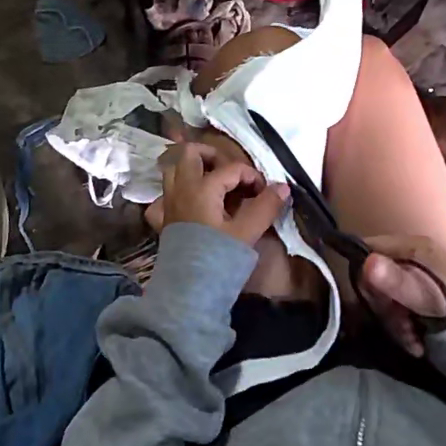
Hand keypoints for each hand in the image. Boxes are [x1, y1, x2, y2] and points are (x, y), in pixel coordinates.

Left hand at [159, 141, 288, 246]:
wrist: (189, 291)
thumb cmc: (219, 259)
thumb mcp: (247, 232)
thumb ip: (265, 206)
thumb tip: (283, 186)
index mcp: (202, 188)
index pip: (231, 168)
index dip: (252, 176)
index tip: (265, 192)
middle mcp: (181, 190)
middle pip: (189, 154)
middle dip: (212, 155)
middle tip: (230, 170)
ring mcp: (168, 204)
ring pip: (172, 171)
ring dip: (190, 169)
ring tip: (211, 180)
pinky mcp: (163, 222)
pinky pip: (162, 199)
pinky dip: (173, 195)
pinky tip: (186, 203)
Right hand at [359, 235, 445, 356]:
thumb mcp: (424, 297)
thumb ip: (394, 281)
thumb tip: (366, 263)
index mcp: (413, 247)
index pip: (367, 248)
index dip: (362, 273)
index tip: (370, 299)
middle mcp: (410, 258)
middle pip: (373, 278)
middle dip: (383, 307)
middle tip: (399, 325)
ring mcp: (413, 279)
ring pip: (382, 299)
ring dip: (393, 323)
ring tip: (411, 340)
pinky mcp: (416, 299)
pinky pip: (394, 311)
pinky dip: (401, 329)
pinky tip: (414, 343)